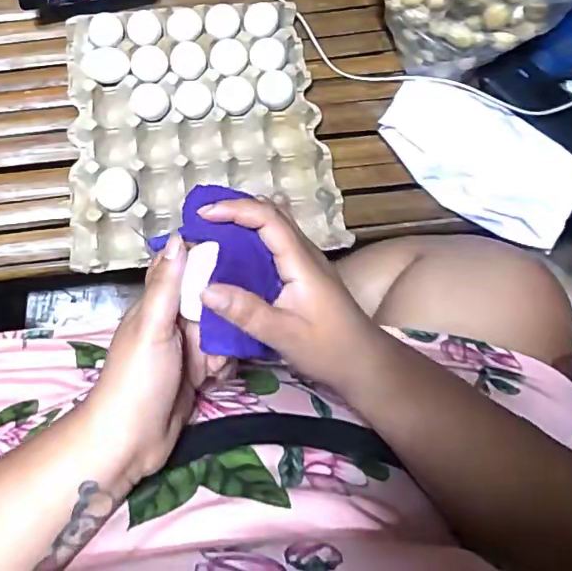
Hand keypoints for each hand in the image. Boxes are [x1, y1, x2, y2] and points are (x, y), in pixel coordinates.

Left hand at [81, 235, 208, 486]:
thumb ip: (167, 283)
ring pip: (220, 330)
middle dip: (222, 315)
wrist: (130, 443)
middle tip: (216, 335)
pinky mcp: (196, 372)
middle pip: (211, 300)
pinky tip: (212, 381)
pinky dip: (222, 368)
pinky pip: (220, 358)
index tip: (234, 258)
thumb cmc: (136, 379)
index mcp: (157, 302)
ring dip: (222, 348)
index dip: (207, 259)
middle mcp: (172, 320)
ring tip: (209, 367)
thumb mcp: (153, 326)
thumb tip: (177, 236)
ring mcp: (185, 347)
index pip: (184, 267)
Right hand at [197, 198, 392, 395]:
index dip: (234, 209)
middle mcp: (305, 251)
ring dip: (245, 217)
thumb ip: (245, 312)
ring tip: (215, 227)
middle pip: (271, 211)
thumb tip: (203, 289)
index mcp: (300, 260)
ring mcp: (307, 259)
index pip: (267, 217)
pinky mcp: (305, 270)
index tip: (204, 214)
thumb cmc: (329, 349)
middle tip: (204, 218)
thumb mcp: (284, 336)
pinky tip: (237, 251)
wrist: (367, 364)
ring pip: (276, 222)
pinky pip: (277, 238)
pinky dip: (253, 234)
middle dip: (236, 207)